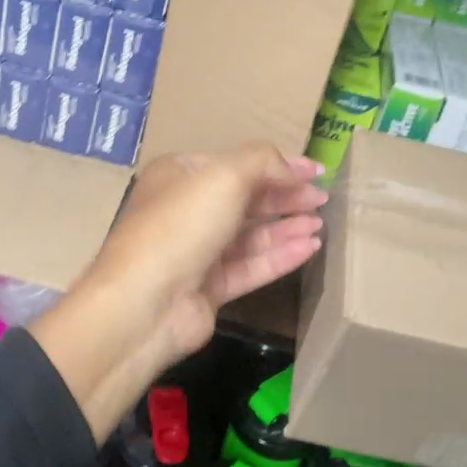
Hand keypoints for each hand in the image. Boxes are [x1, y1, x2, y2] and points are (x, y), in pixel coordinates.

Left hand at [85, 143, 327, 359]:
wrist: (144, 305)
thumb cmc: (181, 225)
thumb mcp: (224, 176)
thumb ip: (264, 161)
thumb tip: (296, 167)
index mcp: (180, 175)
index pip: (237, 163)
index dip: (278, 164)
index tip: (316, 172)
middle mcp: (186, 210)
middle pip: (245, 199)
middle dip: (285, 196)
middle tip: (323, 198)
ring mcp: (196, 252)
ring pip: (250, 235)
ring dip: (286, 227)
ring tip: (321, 223)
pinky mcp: (208, 289)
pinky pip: (250, 266)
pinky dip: (280, 256)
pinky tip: (309, 247)